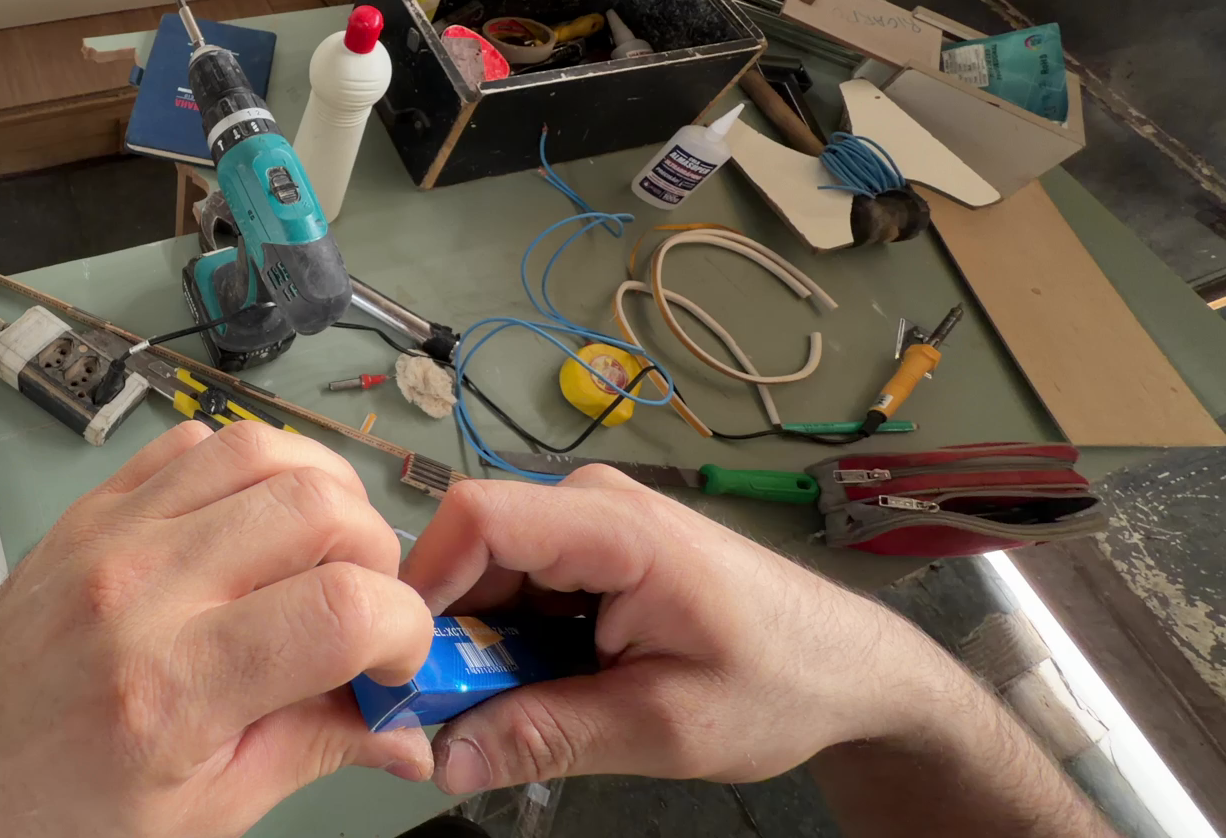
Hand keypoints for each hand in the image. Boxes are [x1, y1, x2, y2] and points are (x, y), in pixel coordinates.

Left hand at [0, 421, 434, 837]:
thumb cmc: (65, 820)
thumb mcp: (206, 811)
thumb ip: (318, 749)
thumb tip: (409, 728)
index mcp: (172, 687)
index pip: (338, 609)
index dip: (402, 628)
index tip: (396, 655)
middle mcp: (142, 585)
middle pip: (312, 505)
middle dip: (374, 550)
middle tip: (365, 600)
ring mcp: (112, 530)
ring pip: (258, 449)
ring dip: (321, 489)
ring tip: (323, 545)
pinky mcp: (94, 506)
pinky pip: (194, 441)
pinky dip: (249, 463)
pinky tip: (253, 514)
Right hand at [399, 466, 964, 793]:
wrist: (852, 663)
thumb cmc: (780, 686)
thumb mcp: (665, 727)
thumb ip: (549, 736)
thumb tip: (443, 760)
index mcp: (613, 526)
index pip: (481, 516)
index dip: (426, 576)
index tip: (405, 659)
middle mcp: (586, 498)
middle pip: (477, 546)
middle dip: (451, 625)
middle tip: (447, 706)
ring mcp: (586, 514)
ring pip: (491, 565)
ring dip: (482, 634)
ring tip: (505, 700)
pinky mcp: (588, 538)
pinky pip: (519, 576)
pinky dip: (510, 630)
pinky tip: (539, 673)